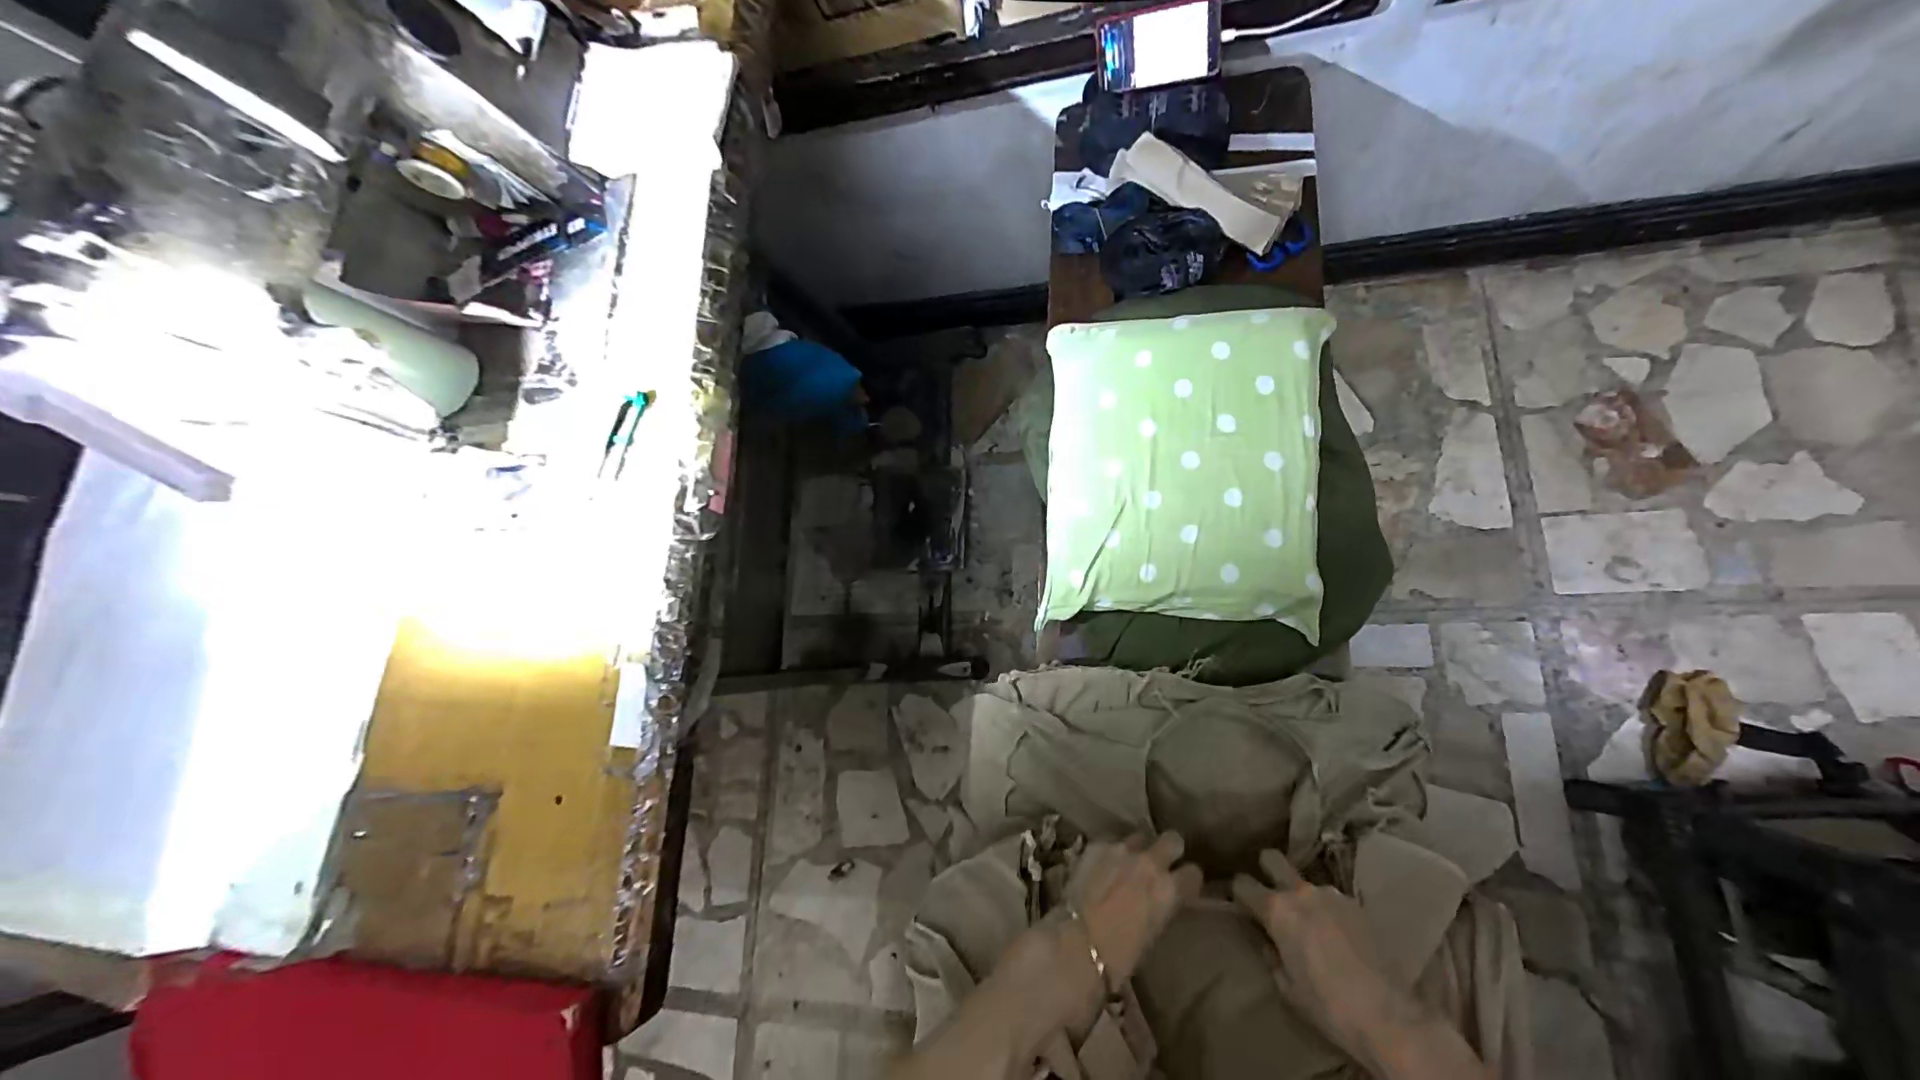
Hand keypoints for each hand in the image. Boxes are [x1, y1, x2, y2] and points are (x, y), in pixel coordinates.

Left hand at [1066, 832, 1203, 990]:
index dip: (1188, 879)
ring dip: (1137, 849)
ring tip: (1127, 863)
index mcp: (1169, 890)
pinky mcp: (1096, 845)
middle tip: (1161, 861)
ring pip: (1139, 836)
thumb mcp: (1153, 932)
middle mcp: (1149, 862)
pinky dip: (1110, 852)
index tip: (1183, 884)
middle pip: (1172, 839)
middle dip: (1169, 848)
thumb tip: (1158, 900)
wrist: (1078, 942)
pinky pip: (1110, 842)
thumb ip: (1160, 907)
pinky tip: (1100, 866)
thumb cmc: (1120, 955)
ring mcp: (1121, 849)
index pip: (1193, 873)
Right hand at [1232, 849, 1401, 1059]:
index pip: (1242, 882)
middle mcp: (1300, 892)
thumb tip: (1268, 941)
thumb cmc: (1326, 1003)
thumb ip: (1271, 954)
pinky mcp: (1357, 905)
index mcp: (1276, 909)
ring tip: (1313, 922)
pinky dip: (1328, 909)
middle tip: (1270, 892)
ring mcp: (1331, 894)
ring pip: (1305, 881)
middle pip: (1272, 858)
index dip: (1238, 892)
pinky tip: (1338, 934)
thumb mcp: (1286, 985)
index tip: (1241, 904)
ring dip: (1302, 895)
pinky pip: (1331, 899)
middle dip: (1266, 868)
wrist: (1386, 1014)